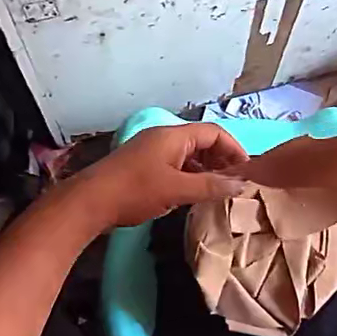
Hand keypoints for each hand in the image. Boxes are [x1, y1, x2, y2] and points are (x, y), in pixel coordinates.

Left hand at [59, 123, 247, 229]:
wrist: (89, 202)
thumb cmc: (134, 191)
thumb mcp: (176, 190)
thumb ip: (210, 186)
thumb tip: (241, 184)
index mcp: (173, 135)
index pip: (214, 133)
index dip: (234, 149)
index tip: (246, 172)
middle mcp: (163, 138)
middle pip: (201, 142)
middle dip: (221, 160)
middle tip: (234, 184)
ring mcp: (151, 152)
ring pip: (188, 156)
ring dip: (205, 171)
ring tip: (217, 192)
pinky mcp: (142, 167)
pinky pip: (174, 166)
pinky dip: (189, 177)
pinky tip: (192, 195)